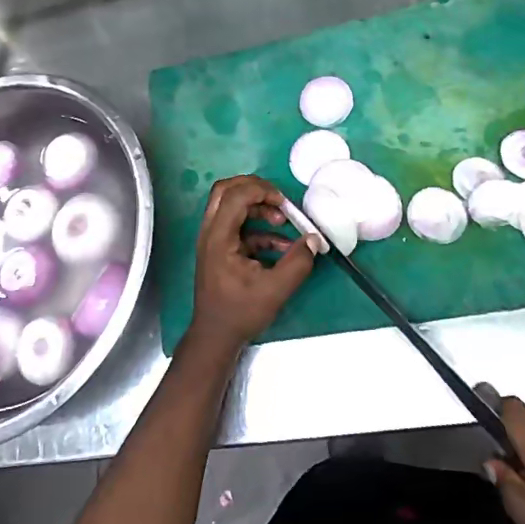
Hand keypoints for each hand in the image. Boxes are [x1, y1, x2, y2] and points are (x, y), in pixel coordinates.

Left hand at [190, 175, 313, 348]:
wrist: (215, 335)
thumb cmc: (240, 313)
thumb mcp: (275, 290)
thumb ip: (297, 263)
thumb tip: (314, 240)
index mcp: (218, 237)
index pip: (235, 196)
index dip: (261, 191)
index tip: (285, 204)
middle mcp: (210, 232)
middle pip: (225, 191)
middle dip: (255, 189)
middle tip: (279, 200)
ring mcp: (212, 239)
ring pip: (230, 206)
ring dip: (257, 207)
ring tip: (282, 221)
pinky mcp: (220, 249)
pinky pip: (238, 227)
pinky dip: (258, 229)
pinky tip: (281, 245)